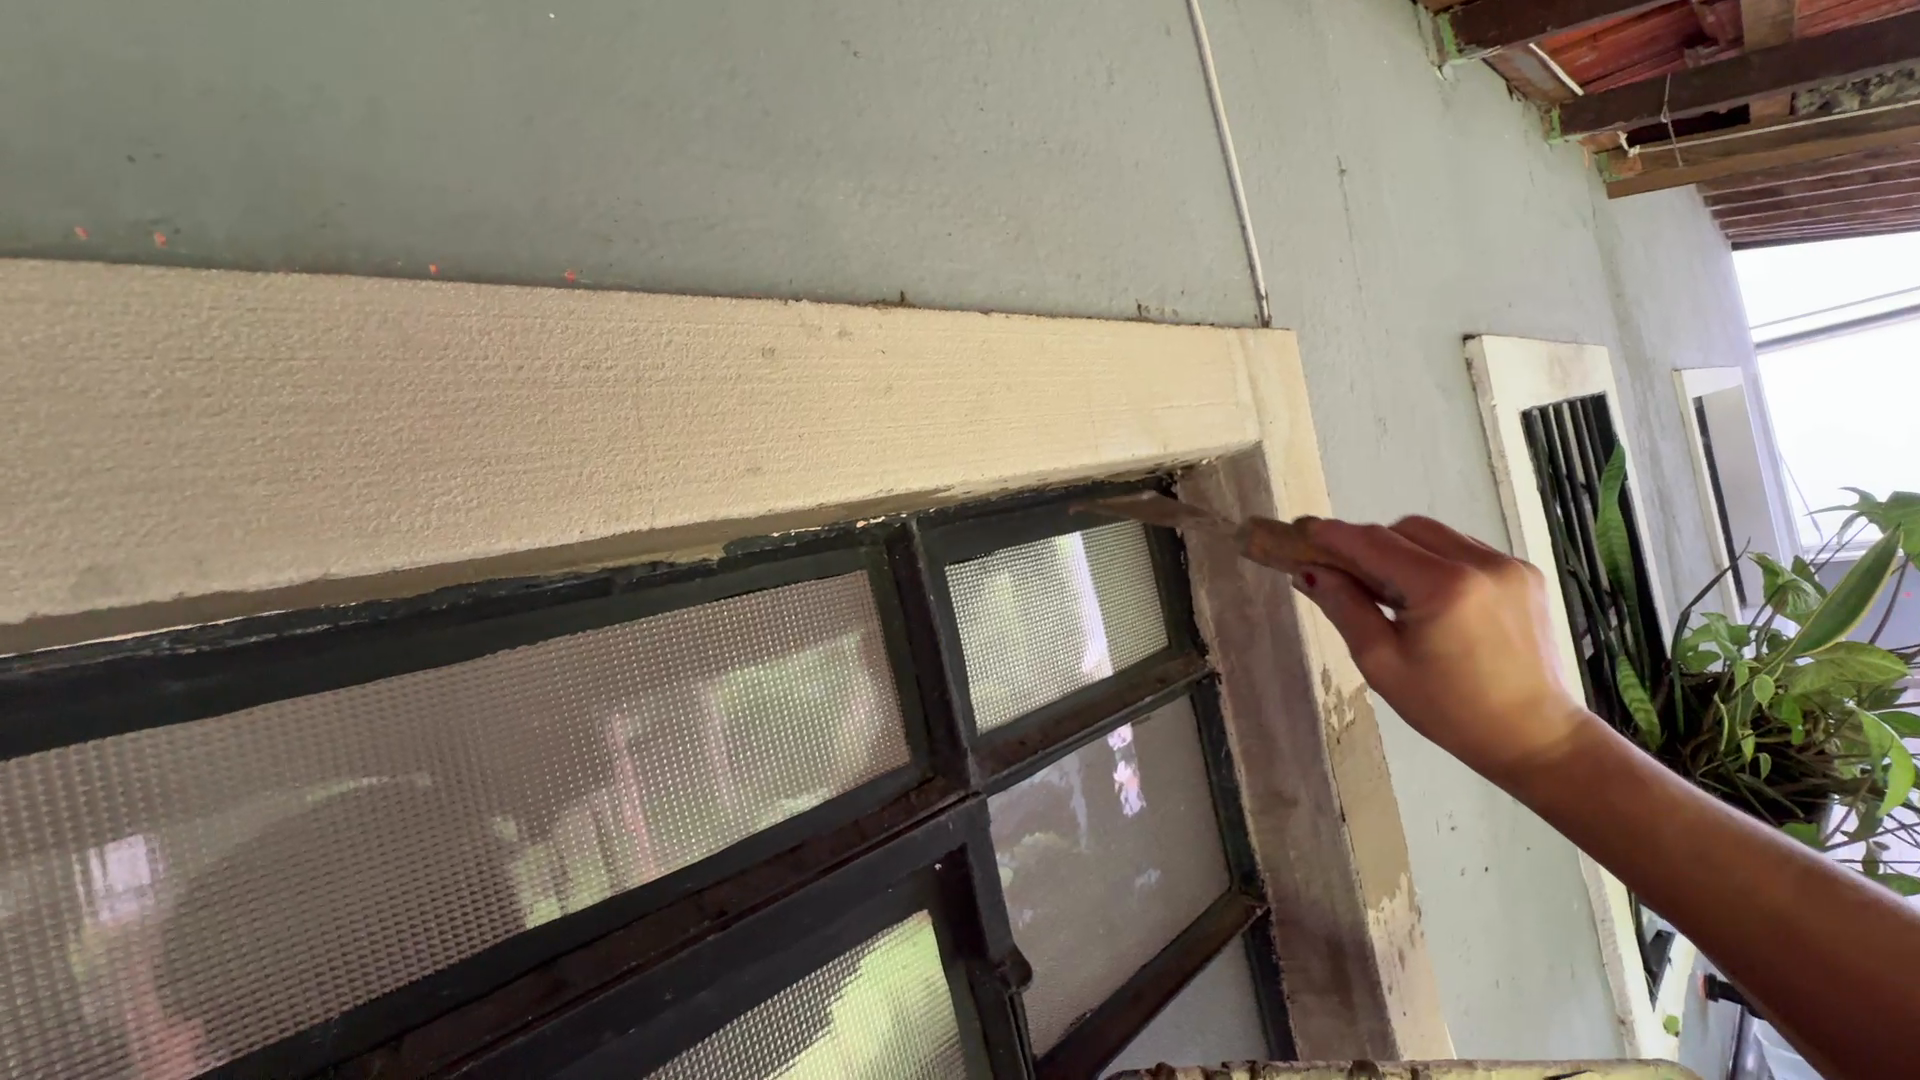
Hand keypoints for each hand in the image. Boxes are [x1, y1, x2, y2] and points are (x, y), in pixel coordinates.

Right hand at [1294, 516, 1598, 785]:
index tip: (1303, 533)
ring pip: (1438, 535)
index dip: (1334, 535)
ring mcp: (1510, 566)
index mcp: (1444, 587)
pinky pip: (1467, 549)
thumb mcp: (1381, 663)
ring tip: (1394, 593)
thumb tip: (1308, 572)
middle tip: (1348, 575)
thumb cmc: (1448, 710)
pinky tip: (1432, 599)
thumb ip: (1344, 607)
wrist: (1534, 736)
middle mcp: (1481, 564)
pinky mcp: (1526, 574)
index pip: (1374, 542)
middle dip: (1371, 544)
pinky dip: (1438, 561)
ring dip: (1405, 550)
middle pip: (1407, 529)